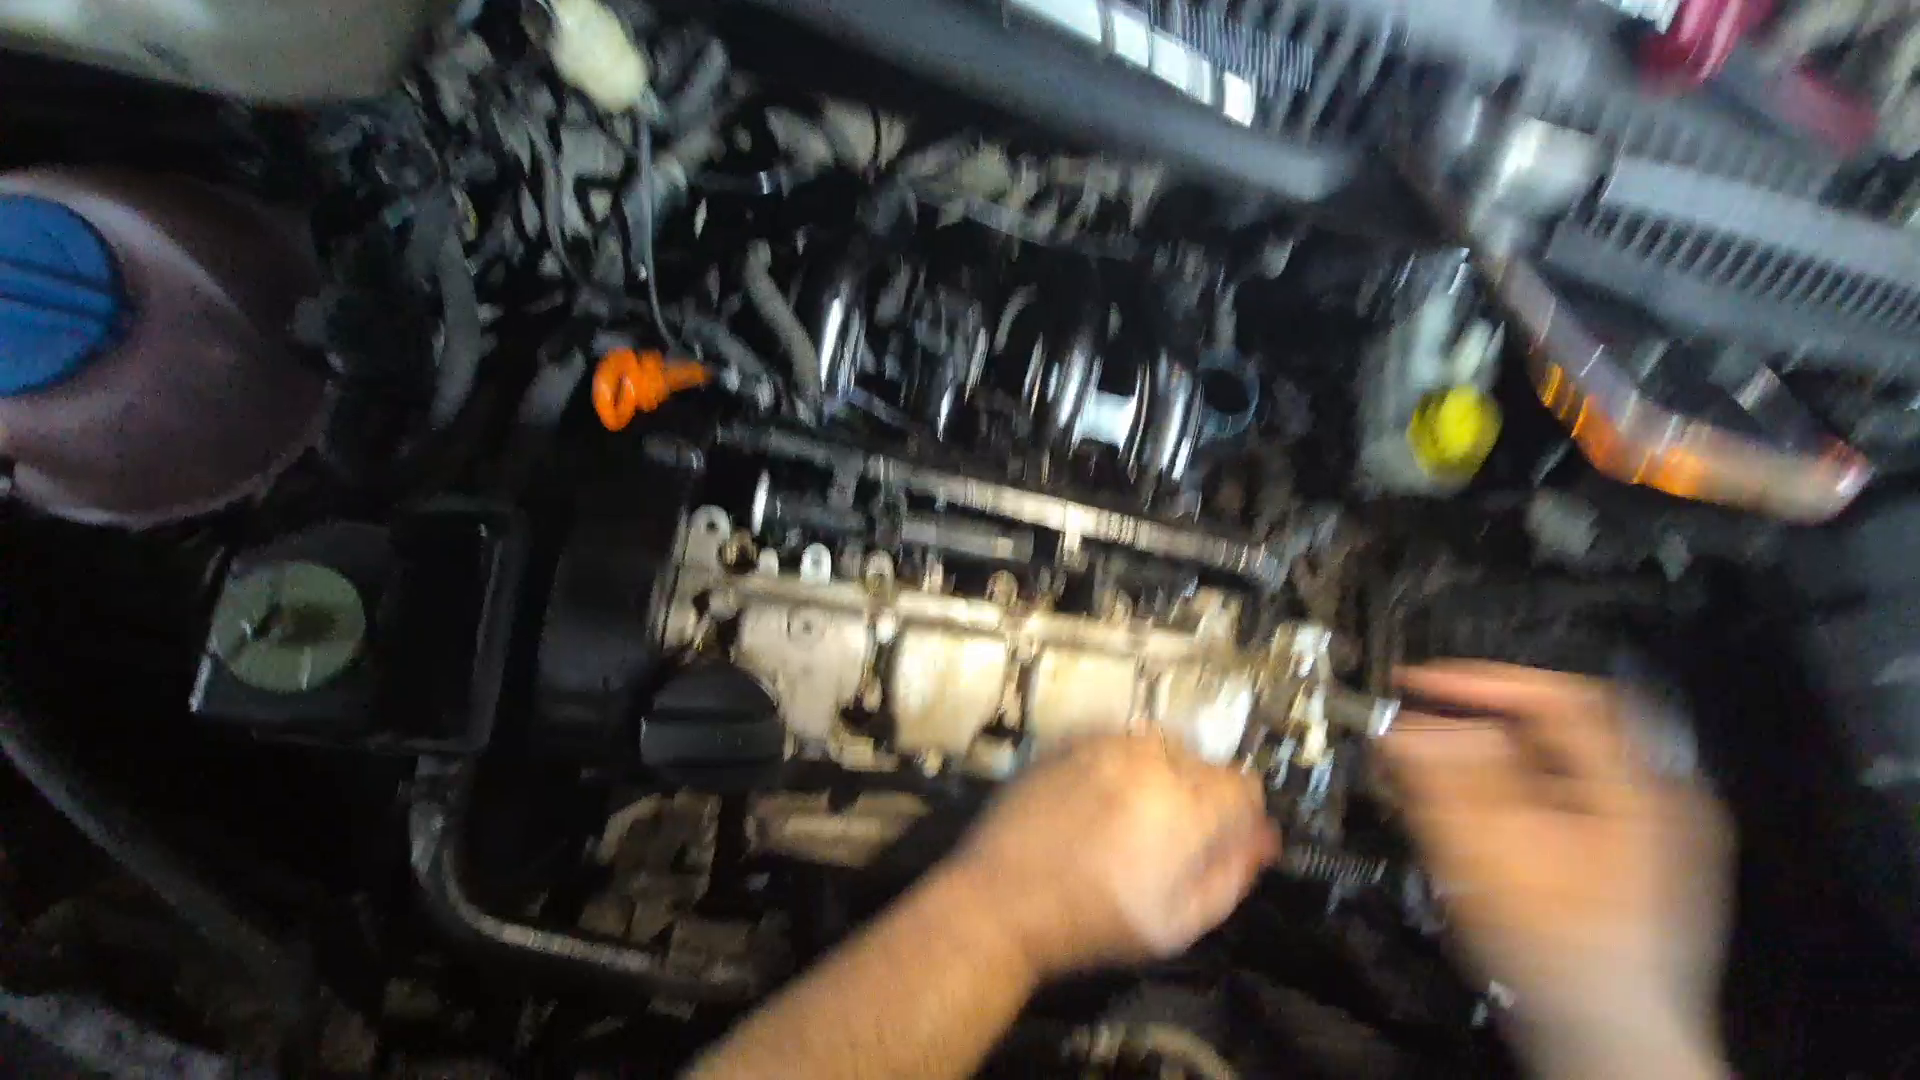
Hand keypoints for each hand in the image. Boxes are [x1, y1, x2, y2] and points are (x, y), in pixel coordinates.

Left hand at [941, 734, 1278, 980]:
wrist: (1001, 898)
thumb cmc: (1093, 920)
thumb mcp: (1178, 922)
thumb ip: (1231, 874)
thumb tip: (1262, 840)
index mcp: (1183, 805)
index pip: (1243, 786)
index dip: (1242, 816)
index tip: (1226, 840)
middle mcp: (1146, 761)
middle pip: (1201, 762)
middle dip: (1201, 795)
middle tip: (1175, 837)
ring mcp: (1102, 745)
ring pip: (1158, 745)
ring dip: (1162, 774)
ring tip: (1136, 817)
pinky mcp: (1068, 742)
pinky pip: (1115, 740)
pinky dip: (1122, 763)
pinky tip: (1103, 798)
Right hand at [1381, 663, 1732, 1079]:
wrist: (1607, 1045)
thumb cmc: (1554, 952)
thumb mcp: (1489, 855)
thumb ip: (1445, 781)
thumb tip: (1404, 723)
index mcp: (1635, 791)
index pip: (1558, 697)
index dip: (1480, 681)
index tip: (1417, 684)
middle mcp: (1652, 801)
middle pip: (1552, 727)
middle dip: (1474, 717)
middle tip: (1417, 720)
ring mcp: (1641, 833)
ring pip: (1547, 764)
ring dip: (1479, 753)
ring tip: (1424, 765)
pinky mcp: (1617, 859)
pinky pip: (1550, 797)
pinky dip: (1497, 787)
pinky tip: (1459, 807)